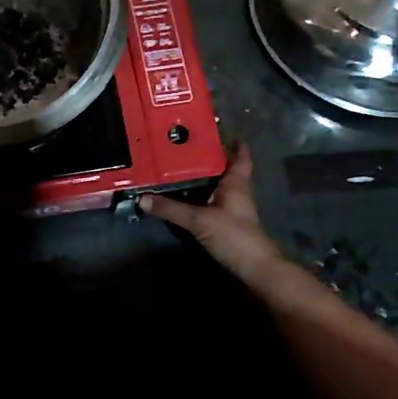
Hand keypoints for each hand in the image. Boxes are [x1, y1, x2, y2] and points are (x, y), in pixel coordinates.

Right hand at [140, 143, 286, 282]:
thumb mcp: (198, 220)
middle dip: (212, 159)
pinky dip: (203, 197)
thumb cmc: (233, 235)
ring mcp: (234, 210)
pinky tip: (188, 198)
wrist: (254, 267)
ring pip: (220, 187)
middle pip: (228, 170)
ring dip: (207, 179)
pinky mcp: (228, 224)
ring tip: (182, 170)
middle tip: (189, 148)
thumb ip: (171, 209)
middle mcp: (238, 193)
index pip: (241, 157)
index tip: (222, 131)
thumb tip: (143, 199)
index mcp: (237, 184)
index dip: (236, 144)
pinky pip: (214, 203)